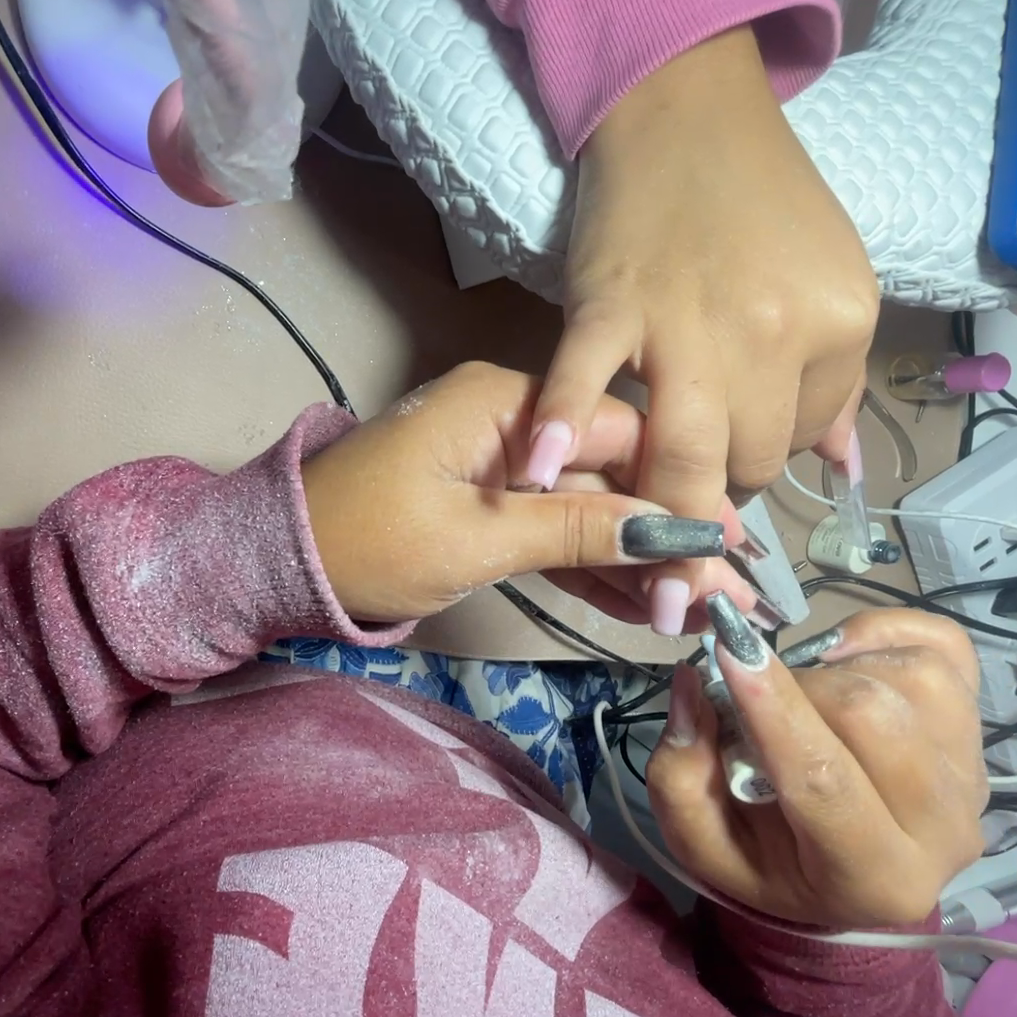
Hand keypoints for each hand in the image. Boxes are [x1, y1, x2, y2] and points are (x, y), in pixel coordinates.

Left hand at [302, 363, 756, 624]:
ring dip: (631, 561)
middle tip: (730, 595)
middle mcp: (508, 422)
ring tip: (697, 612)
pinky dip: (583, 567)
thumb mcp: (477, 539)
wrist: (286, 561)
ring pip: (582, 510)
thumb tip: (675, 532)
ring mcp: (496, 464)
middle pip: (607, 476)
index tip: (731, 547)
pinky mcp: (483, 502)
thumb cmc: (371, 542)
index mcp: (504, 404)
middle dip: (663, 538)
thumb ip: (576, 530)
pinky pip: (546, 530)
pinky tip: (637, 605)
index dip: (676, 490)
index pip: (616, 434)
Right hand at [522, 26, 876, 634]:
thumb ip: (837, 385)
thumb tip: (844, 471)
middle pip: (744, 463)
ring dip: (665, 523)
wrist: (686, 118)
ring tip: (654, 591)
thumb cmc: (757, 207)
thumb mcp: (828, 286)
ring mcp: (686, 320)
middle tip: (687, 549)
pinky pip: (587, 377)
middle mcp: (772, 332)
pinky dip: (566, 425)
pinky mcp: (608, 305)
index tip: (720, 471)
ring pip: (683, 449)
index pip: (796, 442)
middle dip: (713, 507)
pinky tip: (540, 472)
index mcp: (837, 325)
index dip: (755, 468)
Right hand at [648, 608, 986, 928]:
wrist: (845, 881)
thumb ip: (680, 770)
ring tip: (804, 692)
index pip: (824, 777)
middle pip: (871, 713)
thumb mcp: (697, 836)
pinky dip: (884, 632)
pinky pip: (943, 645)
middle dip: (795, 686)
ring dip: (835, 667)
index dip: (772, 706)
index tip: (728, 649)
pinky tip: (844, 656)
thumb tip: (692, 680)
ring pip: (913, 676)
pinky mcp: (978, 729)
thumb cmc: (765, 860)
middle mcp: (943, 830)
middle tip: (758, 696)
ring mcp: (972, 777)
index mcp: (870, 874)